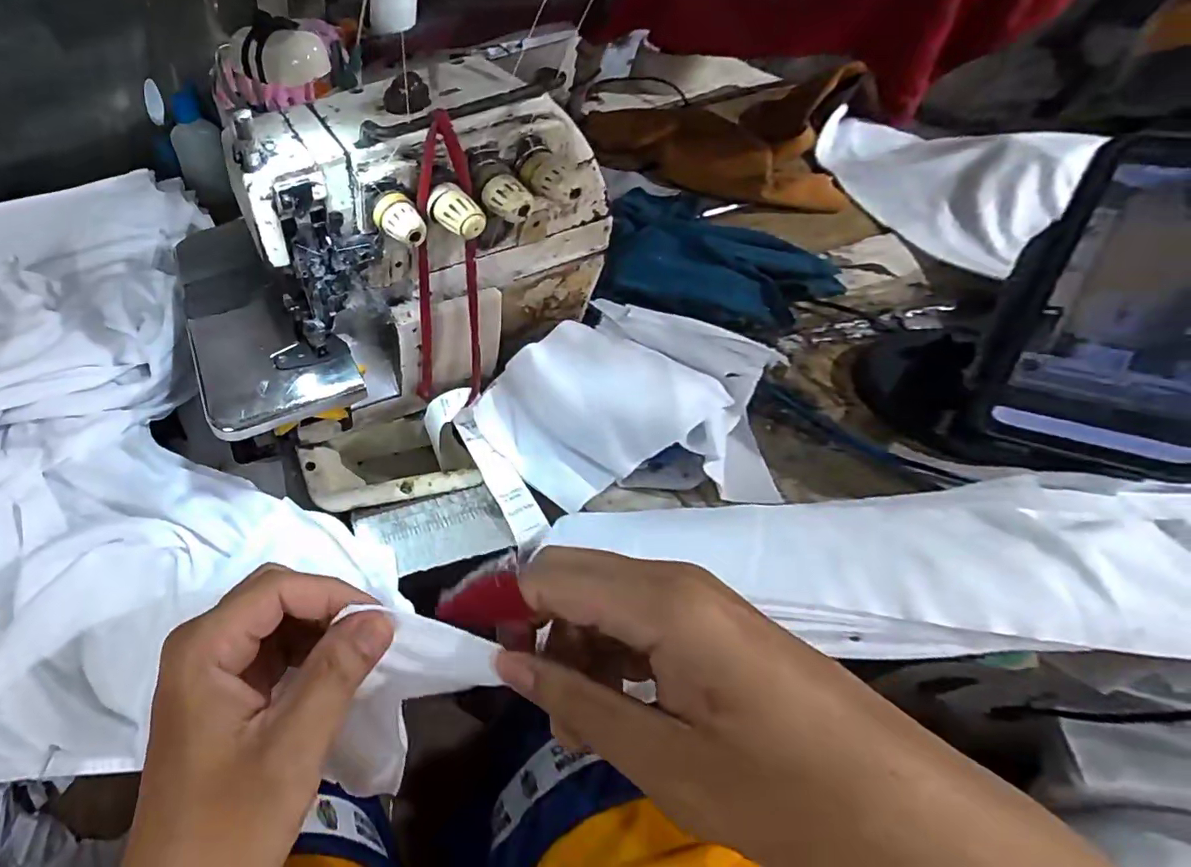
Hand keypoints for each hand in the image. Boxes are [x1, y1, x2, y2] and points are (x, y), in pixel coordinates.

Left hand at [121, 565, 393, 866]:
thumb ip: (333, 676)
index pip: (272, 589)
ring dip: (315, 630)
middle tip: (375, 633)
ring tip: (362, 650)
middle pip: (267, 597)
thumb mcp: (289, 751)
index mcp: (202, 645)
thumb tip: (378, 619)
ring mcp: (204, 665)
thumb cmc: (230, 824)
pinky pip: (263, 652)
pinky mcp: (216, 690)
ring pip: (268, 621)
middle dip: (323, 607)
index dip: (329, 593)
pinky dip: (300, 655)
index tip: (381, 617)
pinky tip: (332, 671)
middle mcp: (198, 642)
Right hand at [495, 548, 1108, 866]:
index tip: (470, 644)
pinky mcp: (719, 622)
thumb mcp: (665, 761)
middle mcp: (674, 579)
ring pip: (601, 594)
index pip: (545, 576)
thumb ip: (574, 701)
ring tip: (577, 719)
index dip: (499, 604)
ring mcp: (701, 597)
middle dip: (534, 622)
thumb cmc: (791, 795)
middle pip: (568, 573)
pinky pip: (639, 614)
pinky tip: (621, 705)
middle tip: (530, 687)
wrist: (937, 833)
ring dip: (573, 643)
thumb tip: (503, 662)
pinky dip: (611, 650)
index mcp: (660, 601)